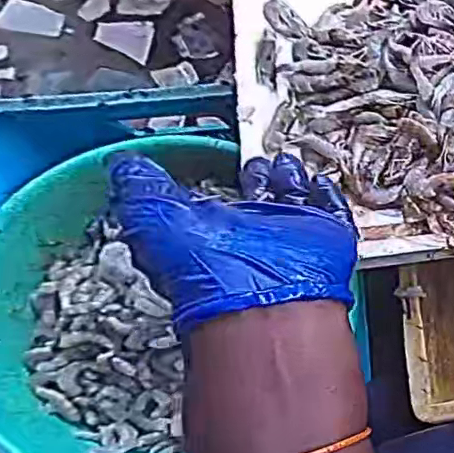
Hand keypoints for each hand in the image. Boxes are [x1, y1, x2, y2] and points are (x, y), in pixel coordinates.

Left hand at [107, 152, 355, 333]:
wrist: (267, 298)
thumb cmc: (212, 272)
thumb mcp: (154, 218)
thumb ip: (139, 188)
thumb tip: (122, 164)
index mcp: (216, 231)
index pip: (218, 196)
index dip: (217, 174)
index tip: (219, 154)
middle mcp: (255, 234)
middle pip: (259, 195)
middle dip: (259, 173)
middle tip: (259, 159)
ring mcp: (294, 235)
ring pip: (295, 197)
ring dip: (291, 176)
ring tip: (288, 163)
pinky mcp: (327, 237)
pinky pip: (331, 210)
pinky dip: (327, 195)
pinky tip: (320, 182)